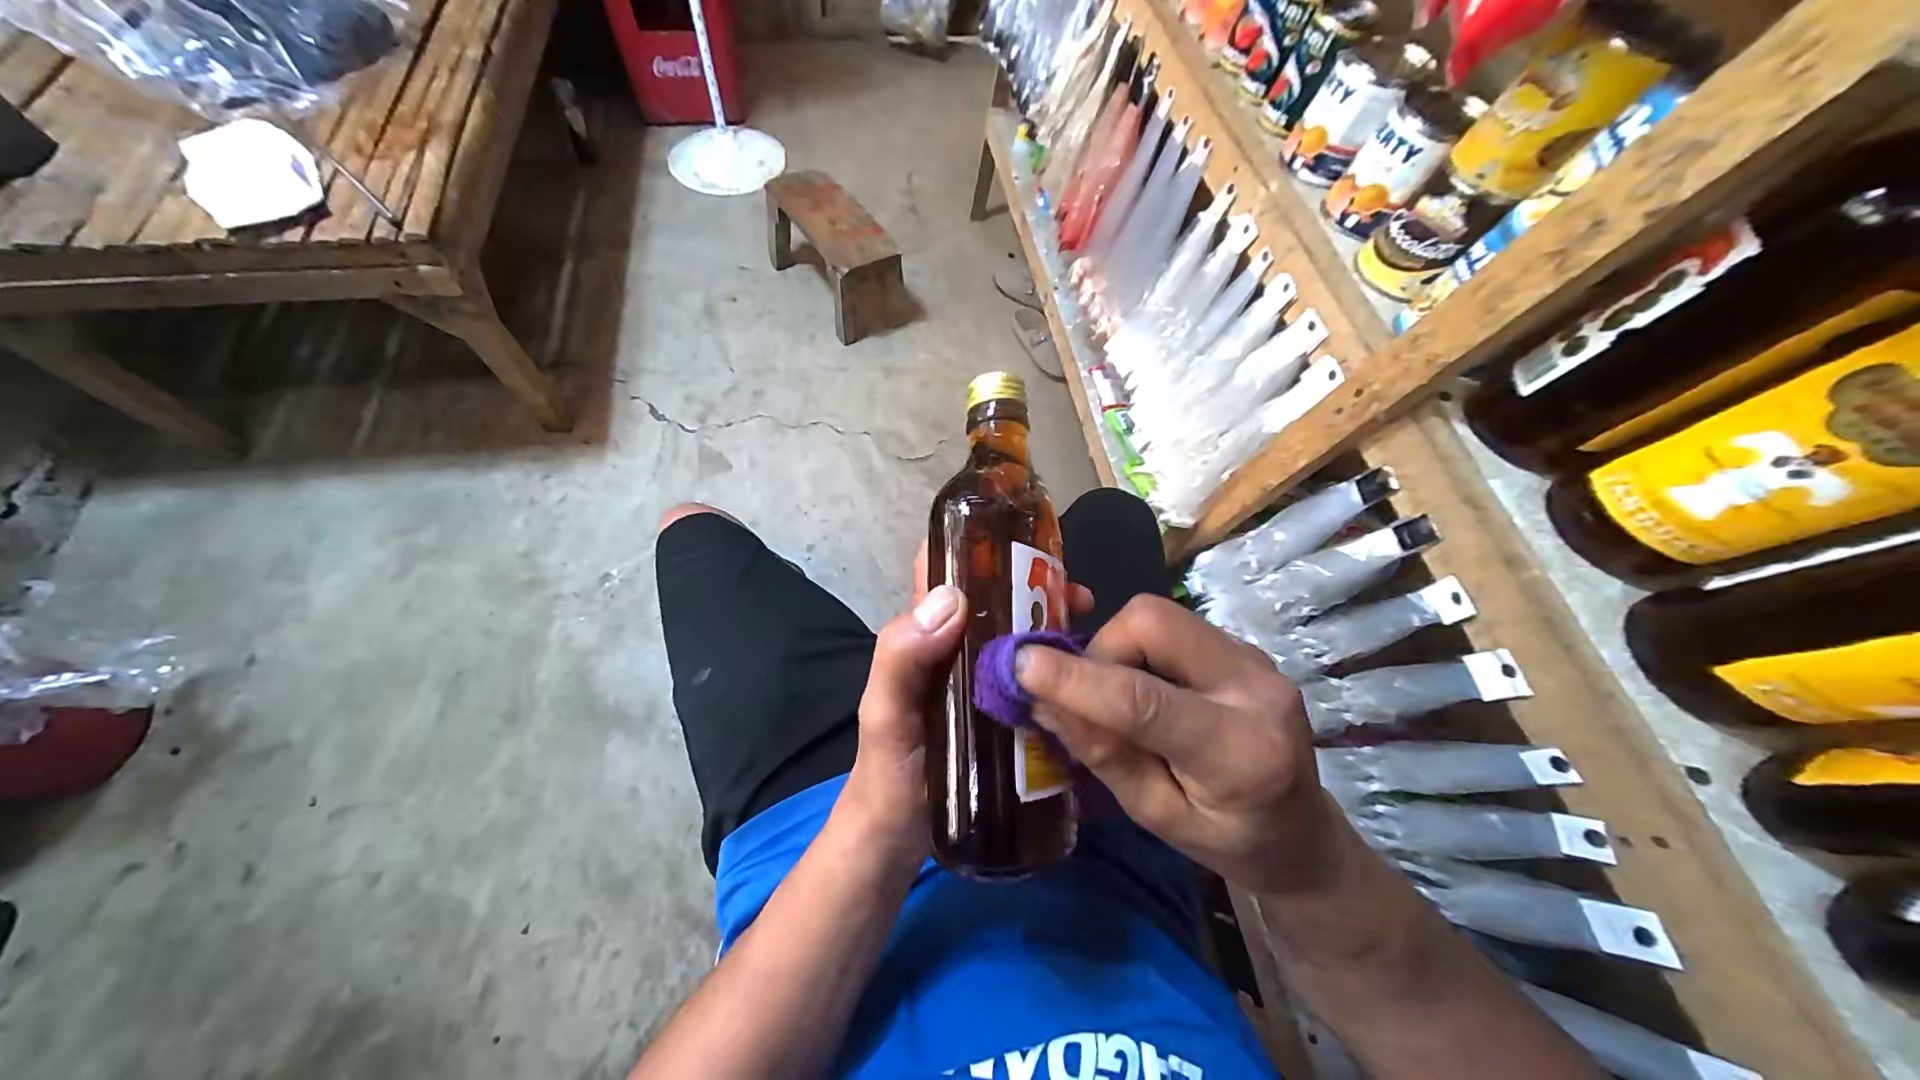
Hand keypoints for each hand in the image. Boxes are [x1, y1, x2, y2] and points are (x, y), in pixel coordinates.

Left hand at [849, 542, 1094, 863]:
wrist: (899, 843)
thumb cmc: (887, 775)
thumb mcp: (885, 713)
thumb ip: (900, 658)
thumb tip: (953, 598)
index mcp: (925, 637)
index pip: (947, 571)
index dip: (981, 547)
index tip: (1030, 541)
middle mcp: (956, 650)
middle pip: (999, 602)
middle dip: (1039, 588)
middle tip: (1083, 598)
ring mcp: (983, 682)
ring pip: (1022, 638)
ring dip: (1056, 627)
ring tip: (1096, 634)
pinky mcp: (1005, 713)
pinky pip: (1036, 678)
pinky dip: (1061, 669)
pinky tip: (1089, 676)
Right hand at [1014, 595, 1337, 894]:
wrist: (1304, 833)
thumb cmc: (1228, 841)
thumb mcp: (1156, 816)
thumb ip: (1103, 754)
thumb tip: (1043, 701)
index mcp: (1238, 753)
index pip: (1144, 702)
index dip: (1077, 679)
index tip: (1022, 664)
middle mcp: (1256, 688)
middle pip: (1154, 621)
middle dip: (1102, 647)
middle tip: (1089, 693)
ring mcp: (1255, 658)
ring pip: (1159, 615)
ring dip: (1119, 647)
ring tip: (1121, 696)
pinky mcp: (1244, 646)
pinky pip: (1173, 624)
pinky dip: (1140, 649)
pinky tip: (1150, 688)